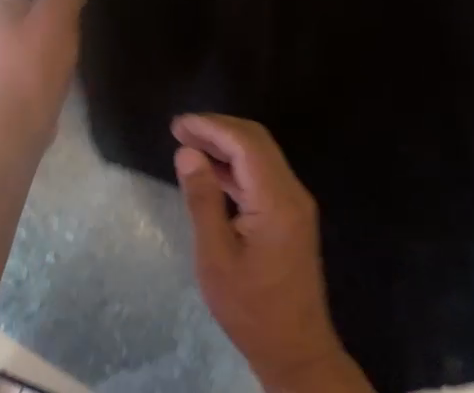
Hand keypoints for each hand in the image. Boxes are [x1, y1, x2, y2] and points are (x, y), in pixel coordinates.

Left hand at [0, 0, 87, 153]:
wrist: (15, 127)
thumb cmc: (33, 65)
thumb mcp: (57, 16)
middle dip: (55, 1)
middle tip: (82, 9)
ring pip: (30, 24)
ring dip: (54, 27)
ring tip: (78, 35)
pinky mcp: (6, 74)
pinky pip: (31, 50)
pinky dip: (49, 51)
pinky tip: (68, 59)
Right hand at [174, 114, 372, 392]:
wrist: (295, 349)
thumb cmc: (250, 307)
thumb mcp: (216, 256)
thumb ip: (203, 199)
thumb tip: (188, 152)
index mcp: (277, 200)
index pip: (245, 144)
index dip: (211, 127)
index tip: (178, 125)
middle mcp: (292, 193)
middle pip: (257, 142)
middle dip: (218, 129)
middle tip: (180, 130)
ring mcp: (295, 205)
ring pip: (261, 156)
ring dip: (227, 145)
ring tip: (189, 145)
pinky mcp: (291, 217)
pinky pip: (263, 176)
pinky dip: (237, 166)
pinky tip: (211, 172)